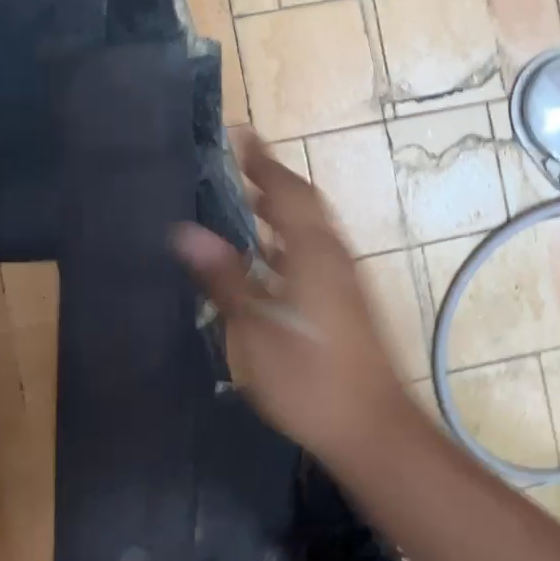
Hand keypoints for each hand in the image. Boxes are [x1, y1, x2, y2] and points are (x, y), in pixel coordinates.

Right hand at [173, 131, 416, 464]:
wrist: (372, 425)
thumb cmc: (310, 378)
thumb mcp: (257, 330)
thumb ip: (225, 278)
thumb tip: (187, 231)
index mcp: (314, 251)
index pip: (288, 190)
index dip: (263, 162)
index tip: (242, 135)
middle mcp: (335, 255)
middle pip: (303, 206)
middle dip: (272, 183)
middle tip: (239, 168)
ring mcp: (345, 279)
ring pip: (311, 231)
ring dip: (282, 213)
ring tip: (247, 206)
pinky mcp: (347, 302)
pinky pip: (314, 253)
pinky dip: (289, 242)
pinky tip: (269, 264)